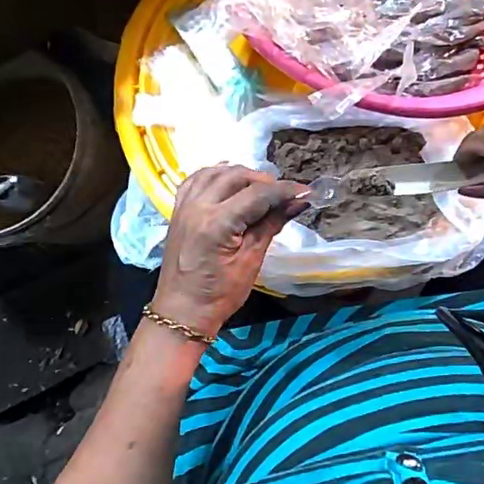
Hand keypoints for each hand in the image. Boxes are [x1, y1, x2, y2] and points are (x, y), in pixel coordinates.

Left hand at [152, 166, 306, 336]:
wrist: (182, 311)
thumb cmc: (219, 294)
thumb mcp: (251, 261)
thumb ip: (271, 224)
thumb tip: (297, 202)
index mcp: (217, 223)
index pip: (258, 194)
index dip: (285, 190)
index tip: (305, 192)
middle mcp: (198, 207)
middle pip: (236, 176)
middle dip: (263, 180)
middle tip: (282, 195)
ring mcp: (184, 206)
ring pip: (215, 172)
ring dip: (240, 175)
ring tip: (259, 188)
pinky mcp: (177, 210)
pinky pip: (196, 180)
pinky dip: (215, 176)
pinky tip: (229, 183)